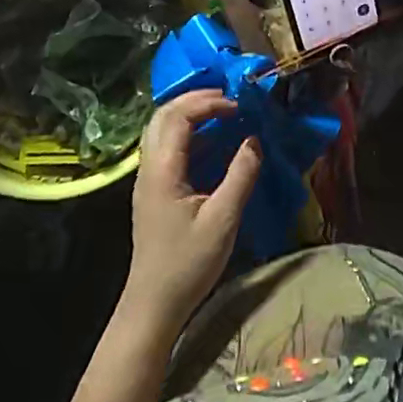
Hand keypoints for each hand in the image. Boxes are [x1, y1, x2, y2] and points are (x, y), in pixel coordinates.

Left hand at [120, 91, 262, 333]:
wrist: (154, 302)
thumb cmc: (188, 263)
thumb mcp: (223, 220)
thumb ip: (240, 176)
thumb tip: (254, 140)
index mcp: (162, 170)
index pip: (177, 116)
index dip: (207, 103)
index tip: (238, 105)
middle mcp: (149, 166)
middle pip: (163, 115)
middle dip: (195, 100)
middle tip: (229, 99)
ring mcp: (147, 178)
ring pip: (161, 130)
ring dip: (190, 115)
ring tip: (224, 113)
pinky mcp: (153, 189)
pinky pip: (166, 147)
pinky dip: (188, 135)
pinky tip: (212, 143)